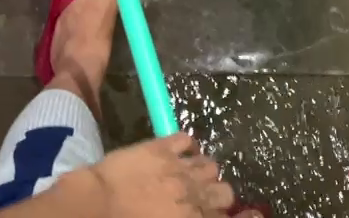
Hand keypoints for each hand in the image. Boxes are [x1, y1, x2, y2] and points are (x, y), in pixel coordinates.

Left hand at [69, 134, 235, 216]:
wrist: (99, 205)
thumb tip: (197, 213)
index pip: (230, 217)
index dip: (244, 216)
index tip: (250, 214)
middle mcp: (194, 196)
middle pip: (226, 192)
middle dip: (218, 195)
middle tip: (205, 196)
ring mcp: (179, 169)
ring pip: (210, 165)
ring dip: (203, 170)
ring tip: (191, 172)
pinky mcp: (162, 147)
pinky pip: (186, 138)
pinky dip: (187, 145)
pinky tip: (179, 150)